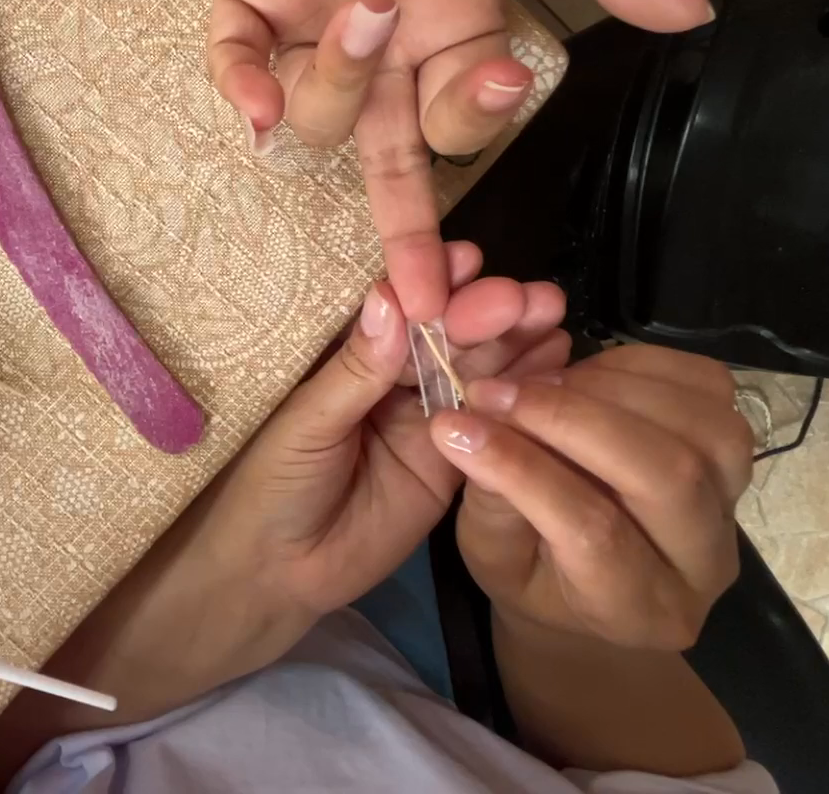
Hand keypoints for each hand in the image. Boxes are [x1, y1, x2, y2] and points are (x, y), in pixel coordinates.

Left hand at [206, 241, 567, 619]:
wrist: (282, 570)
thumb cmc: (272, 483)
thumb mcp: (307, 424)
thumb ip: (355, 370)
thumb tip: (391, 297)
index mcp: (346, 357)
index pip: (393, 309)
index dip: (428, 283)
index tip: (464, 259)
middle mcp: (389, 378)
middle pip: (442, 336)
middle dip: (481, 312)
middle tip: (524, 296)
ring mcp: (423, 417)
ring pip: (473, 372)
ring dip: (511, 343)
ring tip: (551, 313)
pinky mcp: (452, 459)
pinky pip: (490, 422)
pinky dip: (523, 394)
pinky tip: (556, 361)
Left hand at [210, 0, 711, 321]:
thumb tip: (684, 13)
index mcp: (455, 17)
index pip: (467, 112)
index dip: (480, 123)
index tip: (505, 87)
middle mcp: (383, 40)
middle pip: (386, 155)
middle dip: (402, 229)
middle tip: (415, 300)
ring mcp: (310, 21)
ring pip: (315, 112)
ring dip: (335, 89)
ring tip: (367, 7)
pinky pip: (237, 62)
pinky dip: (247, 87)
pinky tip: (260, 106)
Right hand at [431, 345, 753, 650]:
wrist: (586, 586)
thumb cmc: (527, 573)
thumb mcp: (488, 553)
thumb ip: (489, 497)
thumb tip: (465, 427)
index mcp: (636, 608)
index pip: (594, 532)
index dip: (520, 469)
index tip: (452, 426)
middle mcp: (703, 562)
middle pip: (667, 475)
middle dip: (568, 417)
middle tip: (490, 392)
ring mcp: (731, 506)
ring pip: (705, 430)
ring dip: (608, 387)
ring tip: (537, 382)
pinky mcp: (733, 455)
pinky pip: (710, 391)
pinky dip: (642, 366)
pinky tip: (581, 371)